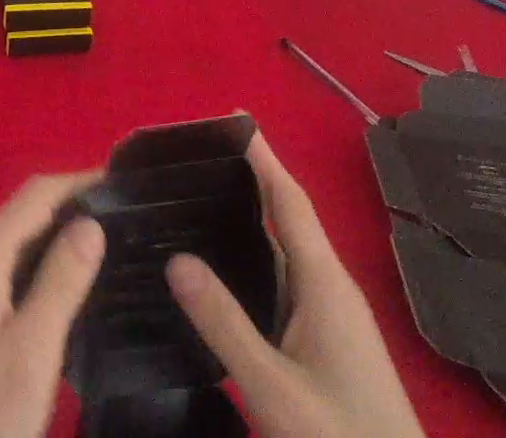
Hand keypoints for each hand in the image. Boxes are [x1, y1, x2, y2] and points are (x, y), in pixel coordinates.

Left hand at [0, 172, 105, 437]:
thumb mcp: (32, 350)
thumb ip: (61, 282)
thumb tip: (90, 222)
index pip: (32, 196)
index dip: (78, 181)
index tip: (125, 182)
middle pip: (23, 212)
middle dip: (72, 202)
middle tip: (129, 211)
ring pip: (17, 238)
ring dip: (60, 230)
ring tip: (114, 236)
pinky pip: (10, 264)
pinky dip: (44, 257)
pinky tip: (76, 275)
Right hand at [165, 137, 424, 437]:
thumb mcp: (275, 387)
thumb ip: (225, 324)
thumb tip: (176, 257)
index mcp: (325, 285)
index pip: (290, 204)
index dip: (263, 159)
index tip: (233, 118)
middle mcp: (329, 288)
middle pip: (285, 219)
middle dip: (246, 179)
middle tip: (191, 157)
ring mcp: (328, 315)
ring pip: (281, 251)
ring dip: (245, 218)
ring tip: (192, 195)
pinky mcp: (321, 339)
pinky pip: (279, 279)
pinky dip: (248, 256)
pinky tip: (217, 265)